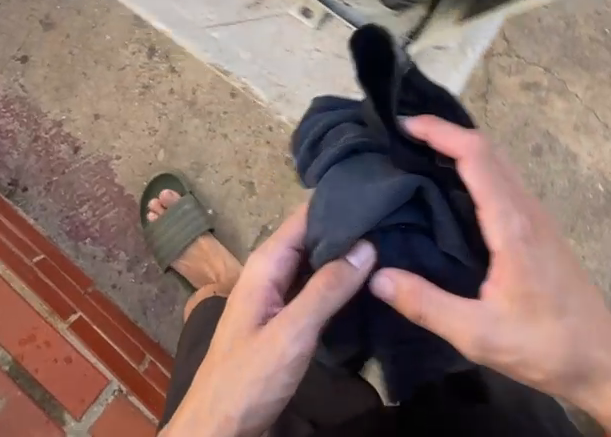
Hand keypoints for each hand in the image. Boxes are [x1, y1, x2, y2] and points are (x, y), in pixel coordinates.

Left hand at [162, 203, 376, 436]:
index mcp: (266, 263)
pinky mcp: (285, 318)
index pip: (305, 216)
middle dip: (348, 228)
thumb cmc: (247, 379)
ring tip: (390, 242)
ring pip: (315, 262)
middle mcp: (271, 271)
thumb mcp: (291, 333)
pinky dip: (338, 281)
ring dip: (345, 255)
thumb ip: (327, 290)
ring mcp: (277, 295)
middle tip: (394, 220)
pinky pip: (315, 286)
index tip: (378, 197)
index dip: (339, 204)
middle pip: (313, 236)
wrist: (216, 431)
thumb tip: (367, 245)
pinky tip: (367, 281)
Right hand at [368, 117, 610, 435]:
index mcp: (511, 224)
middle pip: (487, 147)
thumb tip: (376, 277)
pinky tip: (453, 186)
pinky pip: (503, 178)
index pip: (475, 155)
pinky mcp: (539, 227)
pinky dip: (475, 165)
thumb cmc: (544, 346)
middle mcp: (526, 208)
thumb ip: (426, 305)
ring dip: (461, 146)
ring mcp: (536, 215)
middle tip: (403, 135)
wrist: (602, 362)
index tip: (404, 125)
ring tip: (421, 153)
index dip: (440, 132)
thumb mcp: (478, 334)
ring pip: (498, 161)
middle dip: (446, 131)